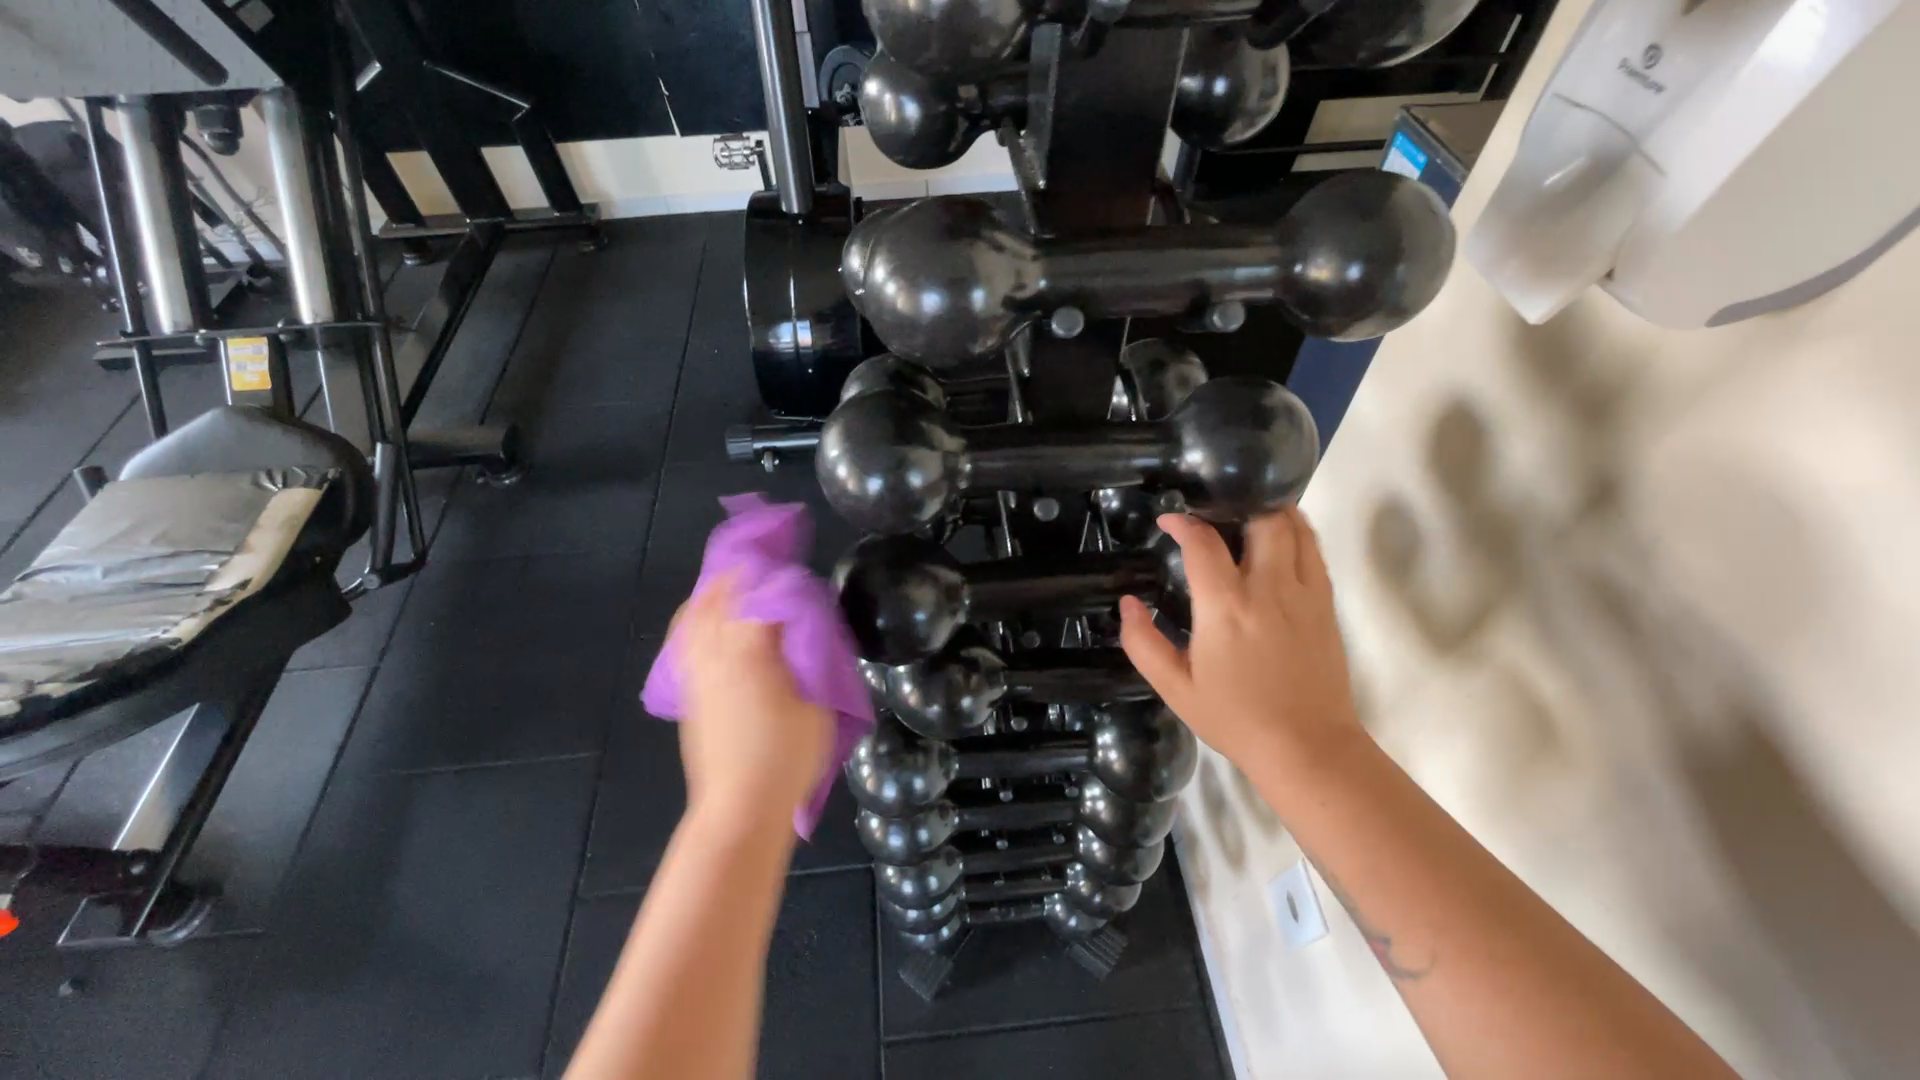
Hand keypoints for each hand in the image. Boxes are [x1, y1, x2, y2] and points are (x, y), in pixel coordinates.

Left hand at [675, 575, 833, 828]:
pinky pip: (686, 640)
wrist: (739, 808)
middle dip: (740, 574)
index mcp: (749, 654)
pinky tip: (713, 622)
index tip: (793, 564)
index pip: (759, 597)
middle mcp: (714, 655)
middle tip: (762, 562)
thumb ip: (810, 660)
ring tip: (733, 584)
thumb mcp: (817, 706)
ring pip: (695, 617)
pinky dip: (699, 619)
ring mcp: (696, 674)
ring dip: (714, 593)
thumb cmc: (787, 758)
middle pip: (719, 597)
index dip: (777, 577)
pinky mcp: (689, 694)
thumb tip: (804, 630)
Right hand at [1119, 508, 1363, 772]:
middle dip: (1236, 503)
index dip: (1182, 523)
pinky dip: (1296, 532)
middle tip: (1215, 511)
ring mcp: (1305, 592)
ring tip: (1248, 514)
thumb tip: (1127, 603)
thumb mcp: (1175, 688)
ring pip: (1294, 527)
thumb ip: (1143, 642)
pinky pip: (1314, 550)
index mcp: (1226, 606)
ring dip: (1270, 511)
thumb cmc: (1235, 718)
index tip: (1168, 521)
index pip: (1202, 542)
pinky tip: (1280, 541)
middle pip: (1261, 518)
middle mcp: (1269, 588)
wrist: (1307, 747)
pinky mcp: (1327, 604)